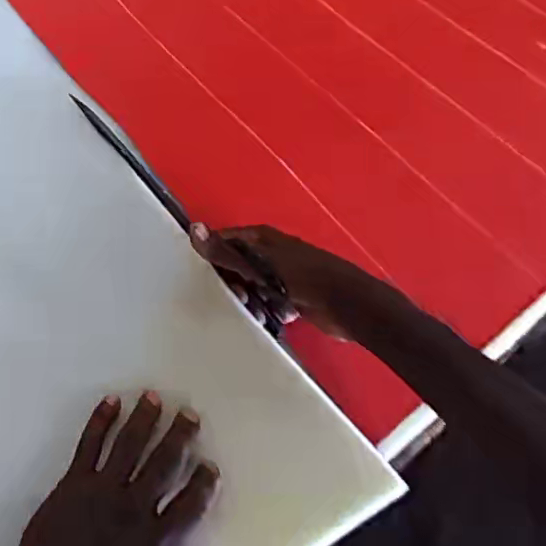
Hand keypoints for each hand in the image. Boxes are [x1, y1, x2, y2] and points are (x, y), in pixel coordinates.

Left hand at [20, 392, 218, 545]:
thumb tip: (176, 539)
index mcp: (151, 540)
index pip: (186, 508)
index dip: (200, 486)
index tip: (210, 465)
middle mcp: (130, 508)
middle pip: (160, 466)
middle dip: (177, 438)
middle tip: (189, 414)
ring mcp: (101, 489)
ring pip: (128, 446)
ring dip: (143, 420)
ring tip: (152, 397)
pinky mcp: (74, 479)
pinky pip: (90, 443)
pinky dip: (100, 420)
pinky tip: (111, 401)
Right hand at [190, 223, 391, 340]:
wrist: (352, 306)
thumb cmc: (305, 277)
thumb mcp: (260, 264)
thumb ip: (225, 251)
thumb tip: (193, 227)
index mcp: (261, 238)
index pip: (225, 241)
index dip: (215, 257)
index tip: (211, 276)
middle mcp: (271, 252)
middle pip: (238, 266)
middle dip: (235, 283)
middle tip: (238, 297)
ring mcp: (284, 274)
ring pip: (253, 286)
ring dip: (251, 300)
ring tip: (255, 311)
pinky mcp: (295, 296)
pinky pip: (270, 302)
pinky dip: (268, 310)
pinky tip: (272, 318)